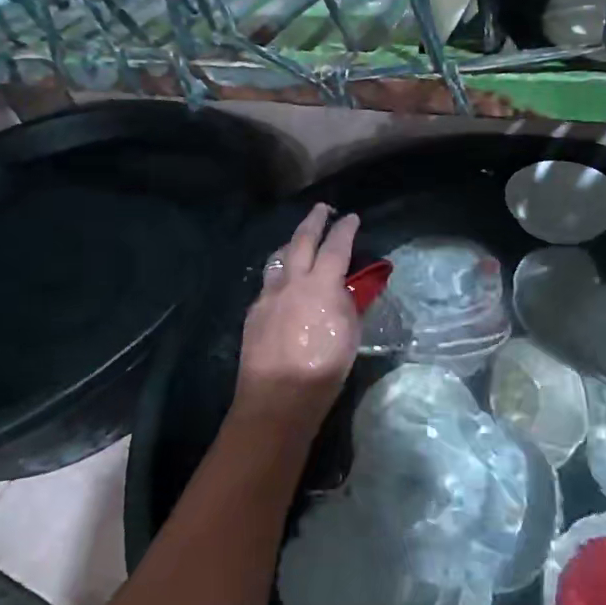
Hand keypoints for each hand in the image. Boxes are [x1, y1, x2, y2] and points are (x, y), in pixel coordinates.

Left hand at [232, 204, 361, 429]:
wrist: (278, 395)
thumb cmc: (323, 370)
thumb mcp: (350, 336)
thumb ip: (349, 304)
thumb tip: (346, 288)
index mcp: (321, 285)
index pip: (336, 247)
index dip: (345, 229)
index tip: (351, 217)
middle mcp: (292, 281)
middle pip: (301, 240)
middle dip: (313, 221)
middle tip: (322, 209)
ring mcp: (269, 294)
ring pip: (279, 256)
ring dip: (291, 243)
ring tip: (299, 239)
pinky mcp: (254, 310)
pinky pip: (269, 282)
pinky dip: (280, 273)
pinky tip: (284, 282)